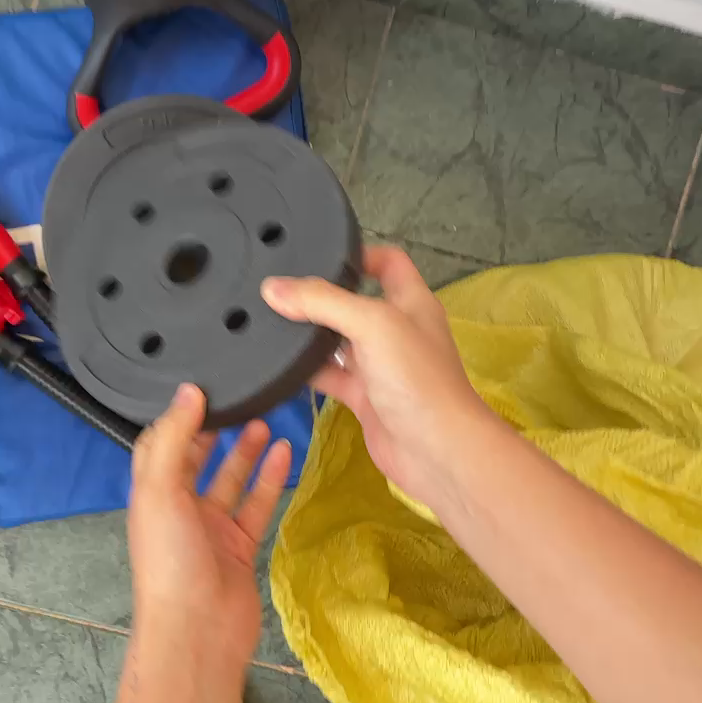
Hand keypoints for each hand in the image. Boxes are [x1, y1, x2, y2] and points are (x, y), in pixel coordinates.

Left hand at [127, 384, 292, 656]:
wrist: (198, 630)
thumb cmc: (170, 557)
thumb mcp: (160, 490)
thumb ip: (174, 438)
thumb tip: (188, 390)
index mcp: (151, 494)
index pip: (159, 445)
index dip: (176, 417)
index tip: (200, 388)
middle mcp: (178, 508)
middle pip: (196, 459)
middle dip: (213, 430)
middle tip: (238, 398)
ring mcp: (210, 528)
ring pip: (230, 479)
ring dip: (245, 450)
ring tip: (264, 418)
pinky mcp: (240, 545)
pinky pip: (256, 504)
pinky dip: (269, 479)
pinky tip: (285, 452)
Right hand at [262, 244, 493, 513]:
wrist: (435, 450)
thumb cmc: (415, 377)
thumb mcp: (371, 324)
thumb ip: (322, 302)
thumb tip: (271, 287)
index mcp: (410, 302)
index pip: (387, 262)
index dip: (358, 252)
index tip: (316, 252)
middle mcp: (395, 330)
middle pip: (354, 301)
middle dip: (320, 294)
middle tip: (278, 286)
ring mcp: (379, 365)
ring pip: (337, 340)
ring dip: (309, 333)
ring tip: (266, 318)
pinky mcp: (363, 396)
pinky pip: (329, 375)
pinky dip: (305, 370)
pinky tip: (276, 363)